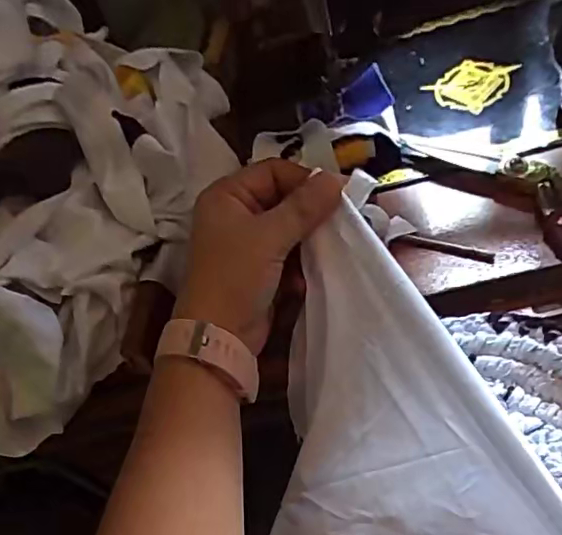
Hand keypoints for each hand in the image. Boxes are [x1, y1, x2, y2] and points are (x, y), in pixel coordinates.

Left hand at [174, 159, 345, 353]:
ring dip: (307, 244)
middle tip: (340, 222)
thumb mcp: (269, 237)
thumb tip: (335, 180)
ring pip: (289, 232)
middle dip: (310, 215)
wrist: (220, 336)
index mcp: (227, 196)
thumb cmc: (235, 278)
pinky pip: (287, 259)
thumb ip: (303, 208)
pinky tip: (304, 281)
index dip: (305, 180)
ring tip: (326, 252)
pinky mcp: (259, 274)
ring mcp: (247, 247)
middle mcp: (235, 216)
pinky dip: (299, 267)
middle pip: (283, 201)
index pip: (273, 172)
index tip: (339, 193)